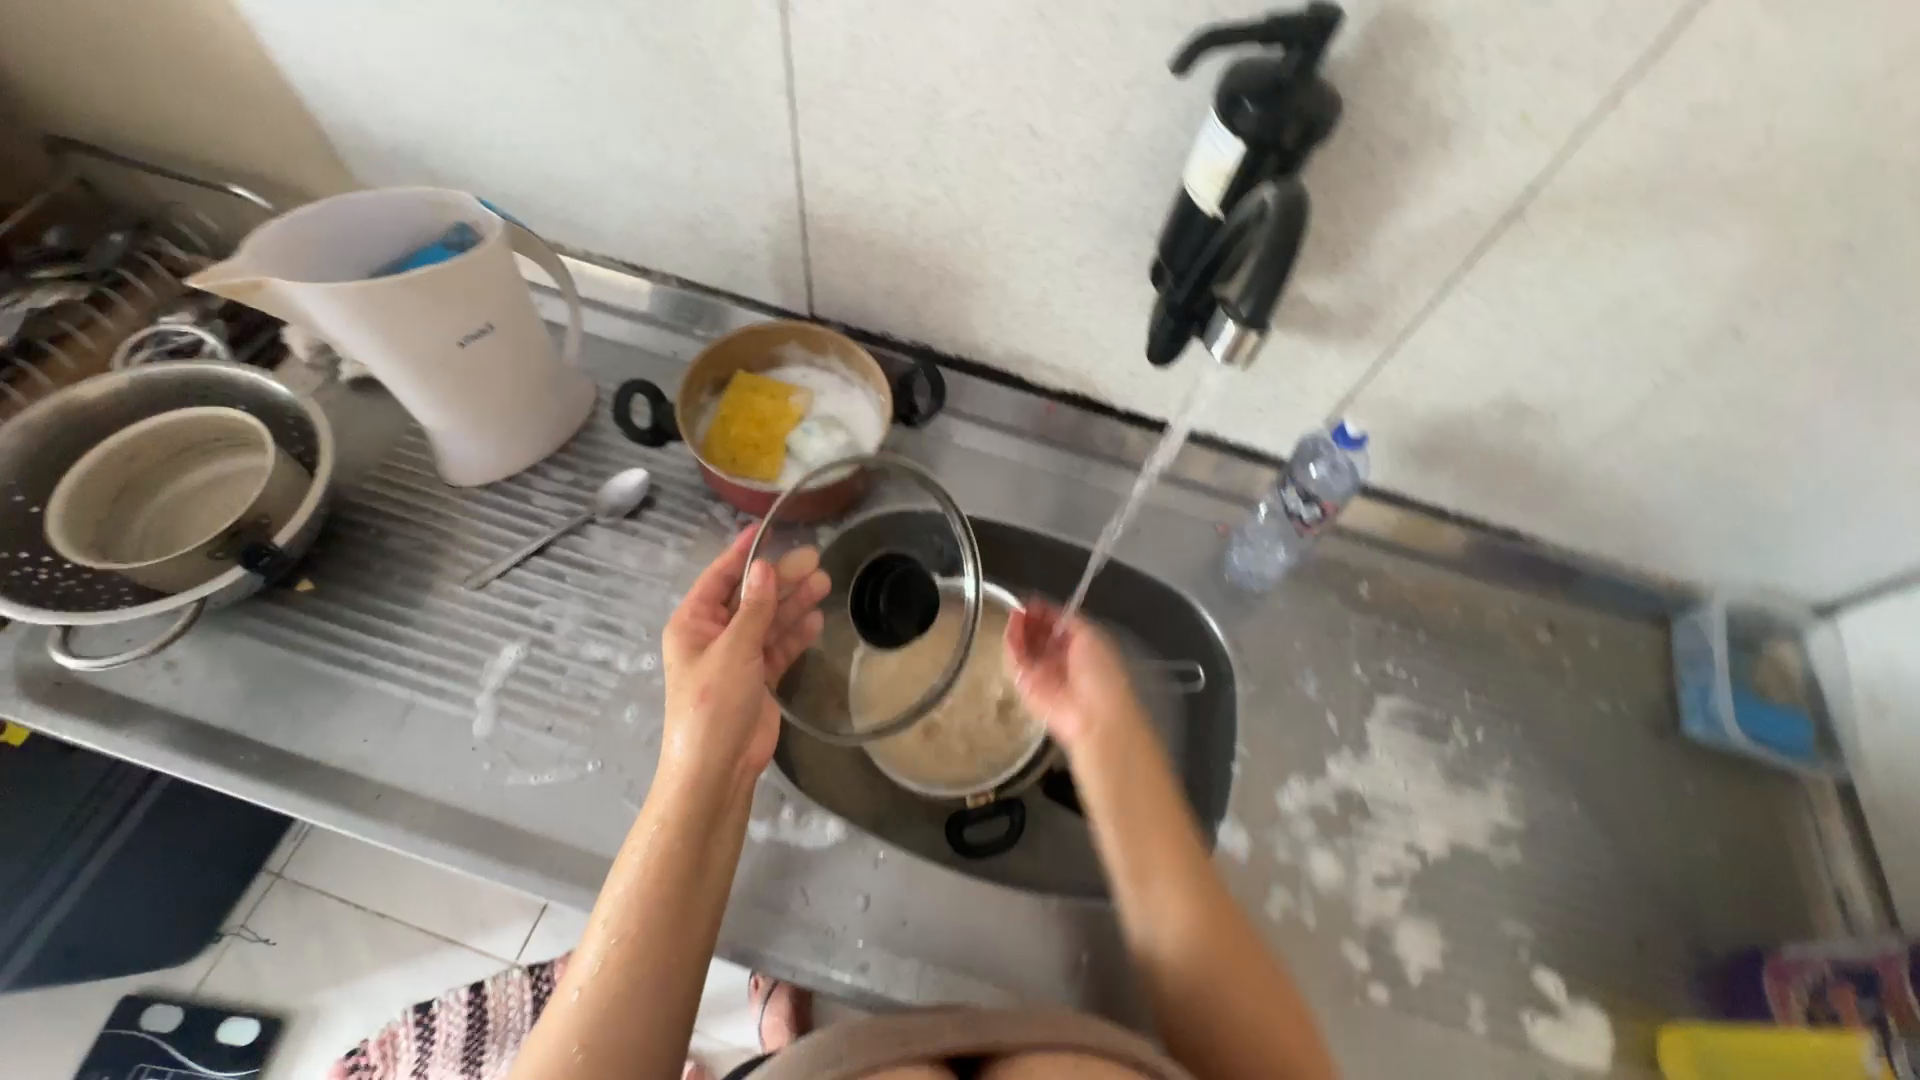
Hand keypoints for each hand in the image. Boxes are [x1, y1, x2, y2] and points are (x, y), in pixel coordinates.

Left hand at [660, 528, 828, 794]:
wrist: (717, 766)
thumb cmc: (713, 704)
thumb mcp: (733, 650)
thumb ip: (754, 608)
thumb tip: (765, 567)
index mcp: (693, 623)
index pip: (719, 576)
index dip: (743, 552)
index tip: (767, 528)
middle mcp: (714, 635)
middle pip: (751, 597)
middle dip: (781, 579)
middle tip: (815, 558)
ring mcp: (737, 657)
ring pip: (769, 621)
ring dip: (793, 603)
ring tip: (824, 582)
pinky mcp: (758, 678)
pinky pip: (779, 647)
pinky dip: (796, 634)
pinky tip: (816, 619)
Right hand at [1003, 599, 1144, 753]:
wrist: (1094, 716)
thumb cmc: (1100, 673)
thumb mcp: (1092, 636)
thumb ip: (1070, 620)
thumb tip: (1050, 610)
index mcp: (1079, 648)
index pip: (1056, 626)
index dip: (1044, 613)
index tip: (1034, 602)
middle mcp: (1058, 660)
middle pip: (1037, 635)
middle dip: (1029, 619)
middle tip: (1022, 607)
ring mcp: (1040, 672)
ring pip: (1023, 646)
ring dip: (1019, 628)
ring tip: (1015, 613)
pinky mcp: (1024, 685)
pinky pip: (1014, 660)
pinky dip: (1011, 643)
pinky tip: (1012, 627)